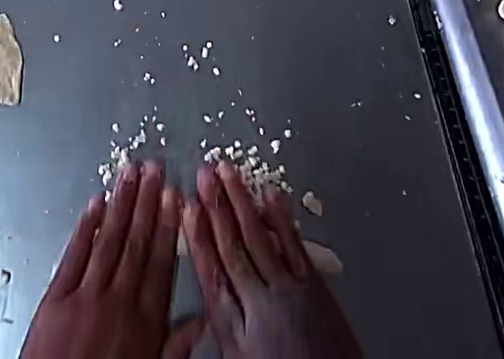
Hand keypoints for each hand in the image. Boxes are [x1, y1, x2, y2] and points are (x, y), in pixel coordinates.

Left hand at [22, 161, 203, 358]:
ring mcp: (84, 298)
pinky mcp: (54, 300)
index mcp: (143, 324)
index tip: (174, 196)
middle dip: (146, 202)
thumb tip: (201, 320)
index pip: (160, 263)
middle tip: (154, 168)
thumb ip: (174, 347)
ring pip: (108, 240)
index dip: (168, 225)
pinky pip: (74, 255)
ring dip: (121, 203)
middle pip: (136, 243)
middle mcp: (117, 303)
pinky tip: (95, 202)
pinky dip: (85, 227)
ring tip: (130, 172)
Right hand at [183, 162, 362, 358]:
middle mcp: (262, 305)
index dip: (198, 238)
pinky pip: (294, 246)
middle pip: (233, 247)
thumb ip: (224, 322)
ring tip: (227, 171)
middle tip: (204, 174)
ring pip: (260, 237)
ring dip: (241, 201)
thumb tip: (209, 288)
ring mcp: (291, 292)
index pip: (212, 274)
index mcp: (237, 332)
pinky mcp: (315, 289)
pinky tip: (269, 195)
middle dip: (216, 207)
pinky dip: (280, 219)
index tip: (187, 208)